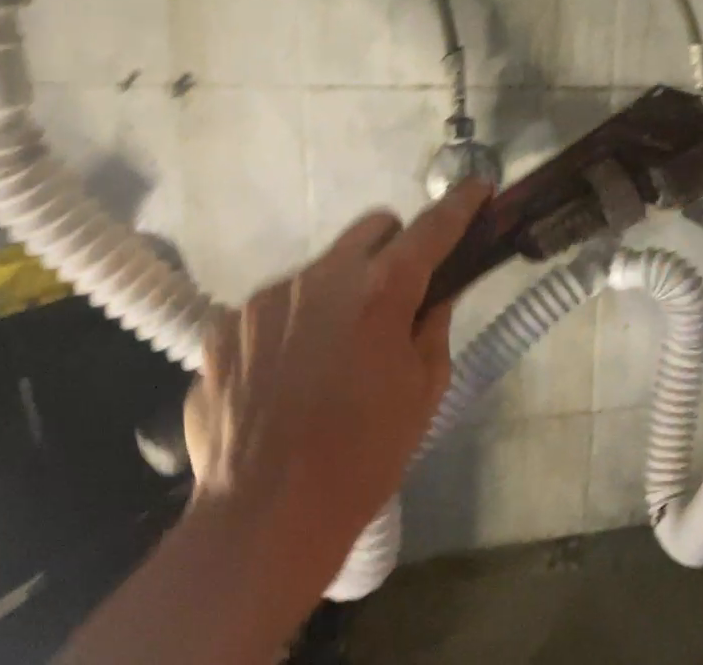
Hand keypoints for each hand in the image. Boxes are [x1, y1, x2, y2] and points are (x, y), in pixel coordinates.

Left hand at [183, 181, 491, 533]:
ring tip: (337, 353)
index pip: (431, 229)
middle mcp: (319, 278)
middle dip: (396, 247)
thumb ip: (433, 326)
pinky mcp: (224, 328)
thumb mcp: (424, 390)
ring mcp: (264, 300)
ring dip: (342, 290)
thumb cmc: (366, 455)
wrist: (266, 514)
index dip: (461, 205)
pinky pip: (275, 307)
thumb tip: (433, 295)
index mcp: (380, 291)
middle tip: (402, 295)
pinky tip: (291, 374)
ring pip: (320, 269)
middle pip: (371, 229)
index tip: (479, 187)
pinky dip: (295, 323)